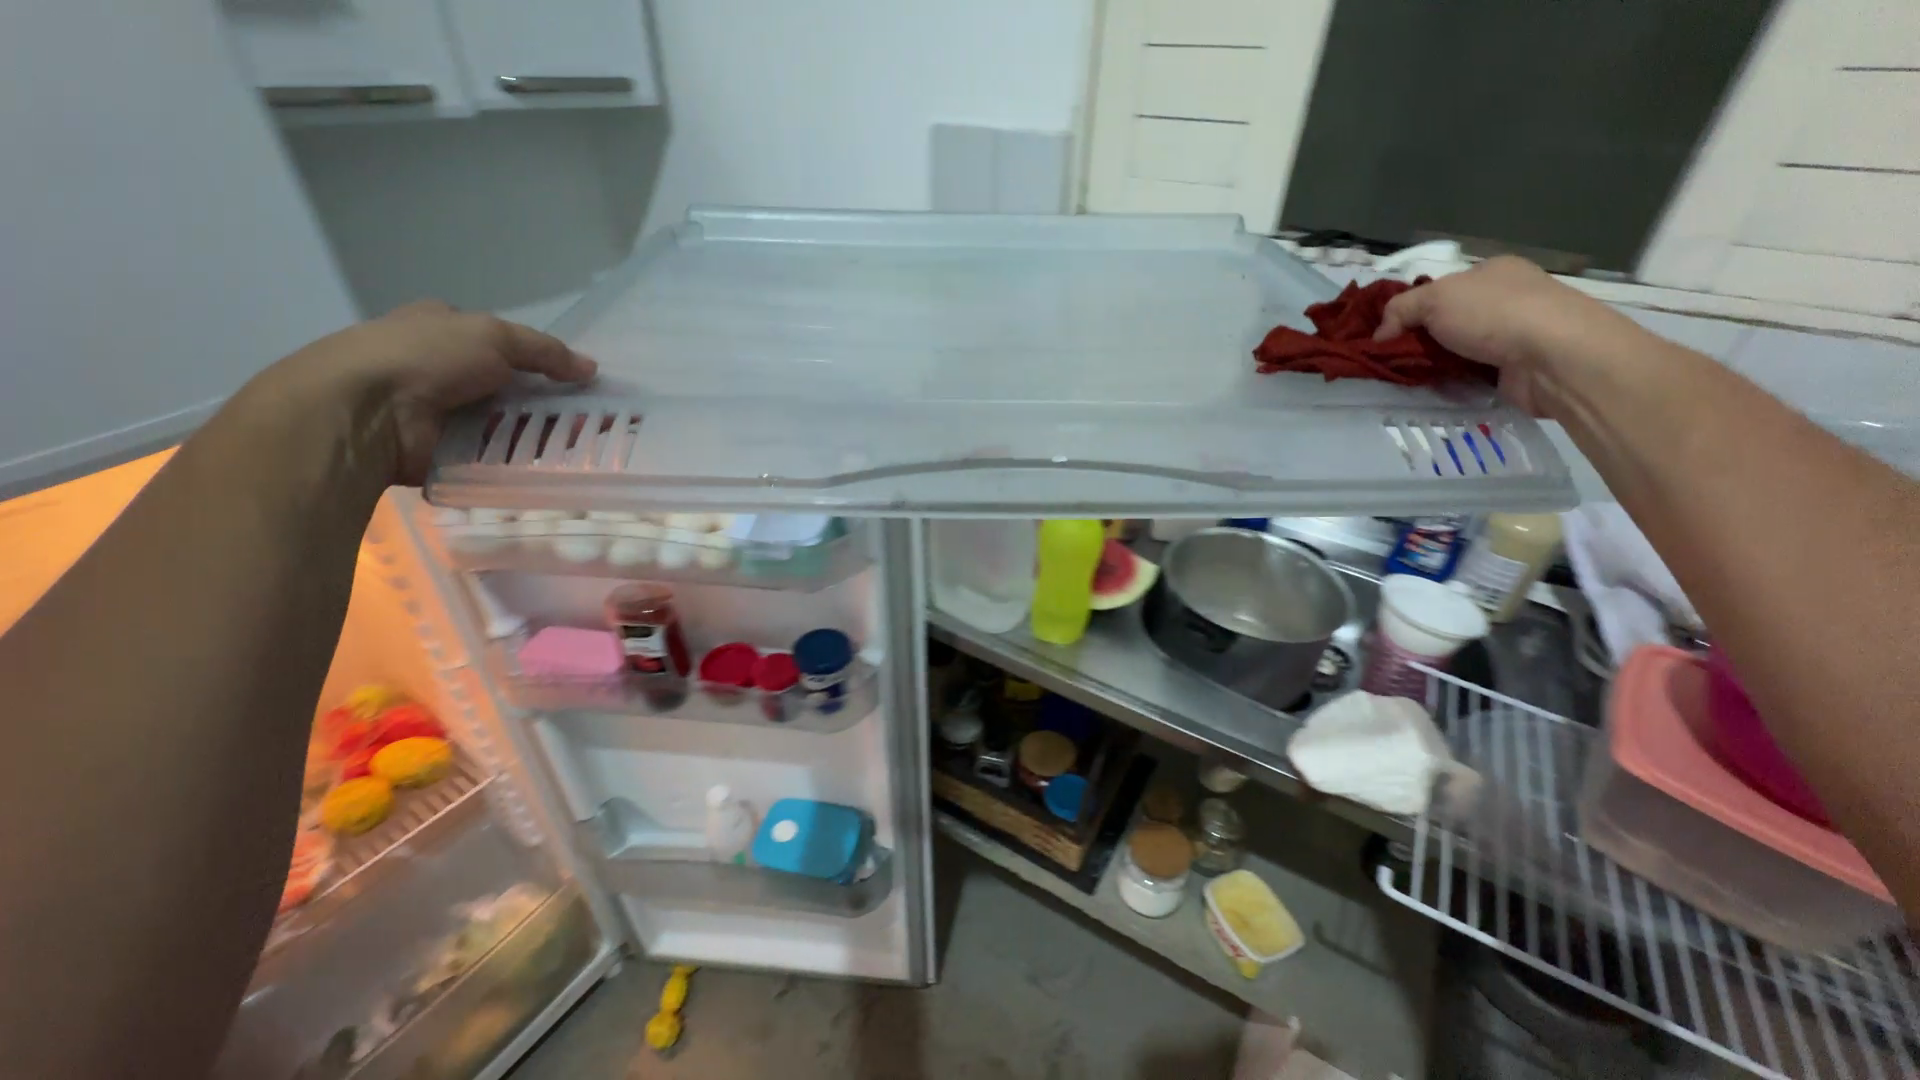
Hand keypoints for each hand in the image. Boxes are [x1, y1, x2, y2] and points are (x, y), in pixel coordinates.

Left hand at [265, 301, 596, 484]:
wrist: (367, 411)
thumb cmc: (426, 355)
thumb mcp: (494, 336)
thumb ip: (545, 351)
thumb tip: (591, 368)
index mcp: (446, 329)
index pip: (504, 344)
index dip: (542, 360)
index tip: (580, 382)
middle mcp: (444, 369)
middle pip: (511, 388)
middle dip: (549, 402)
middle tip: (594, 419)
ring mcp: (444, 414)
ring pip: (506, 424)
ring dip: (540, 434)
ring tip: (586, 447)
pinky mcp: (446, 453)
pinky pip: (494, 457)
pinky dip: (520, 462)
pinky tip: (555, 467)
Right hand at [1373, 256, 1640, 416]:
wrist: (1554, 356)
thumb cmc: (1494, 313)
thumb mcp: (1435, 299)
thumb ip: (1400, 310)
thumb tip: (1378, 334)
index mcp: (1492, 271)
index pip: (1442, 287)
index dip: (1412, 307)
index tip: (1387, 330)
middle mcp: (1506, 299)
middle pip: (1448, 320)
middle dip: (1421, 338)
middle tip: (1390, 357)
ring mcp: (1514, 335)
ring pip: (1459, 349)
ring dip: (1435, 362)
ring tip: (1405, 377)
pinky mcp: (1516, 369)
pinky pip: (1472, 375)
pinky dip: (1454, 382)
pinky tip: (1434, 389)